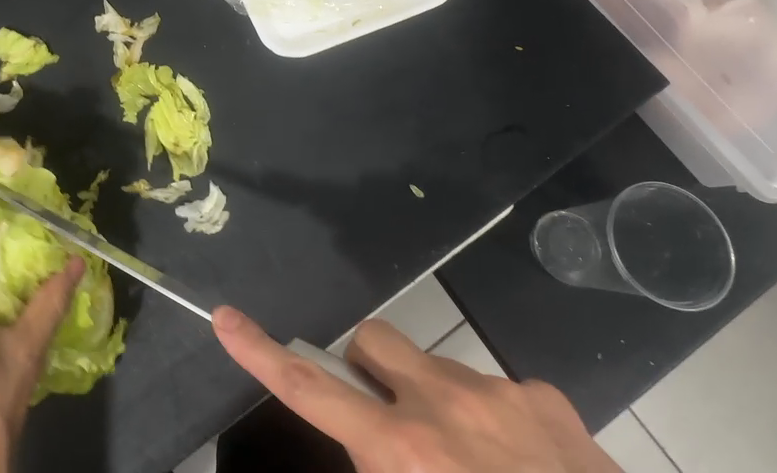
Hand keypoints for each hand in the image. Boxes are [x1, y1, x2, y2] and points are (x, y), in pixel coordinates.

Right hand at [213, 307, 619, 472]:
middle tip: (386, 422)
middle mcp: (444, 403)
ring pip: (437, 368)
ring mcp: (501, 392)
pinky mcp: (550, 399)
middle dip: (364, 368)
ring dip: (434, 402)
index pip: (310, 389)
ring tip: (474, 466)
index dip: (260, 353)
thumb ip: (377, 465)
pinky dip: (493, 418)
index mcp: (403, 449)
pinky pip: (497, 389)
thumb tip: (366, 447)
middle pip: (372, 341)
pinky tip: (525, 467)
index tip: (226, 318)